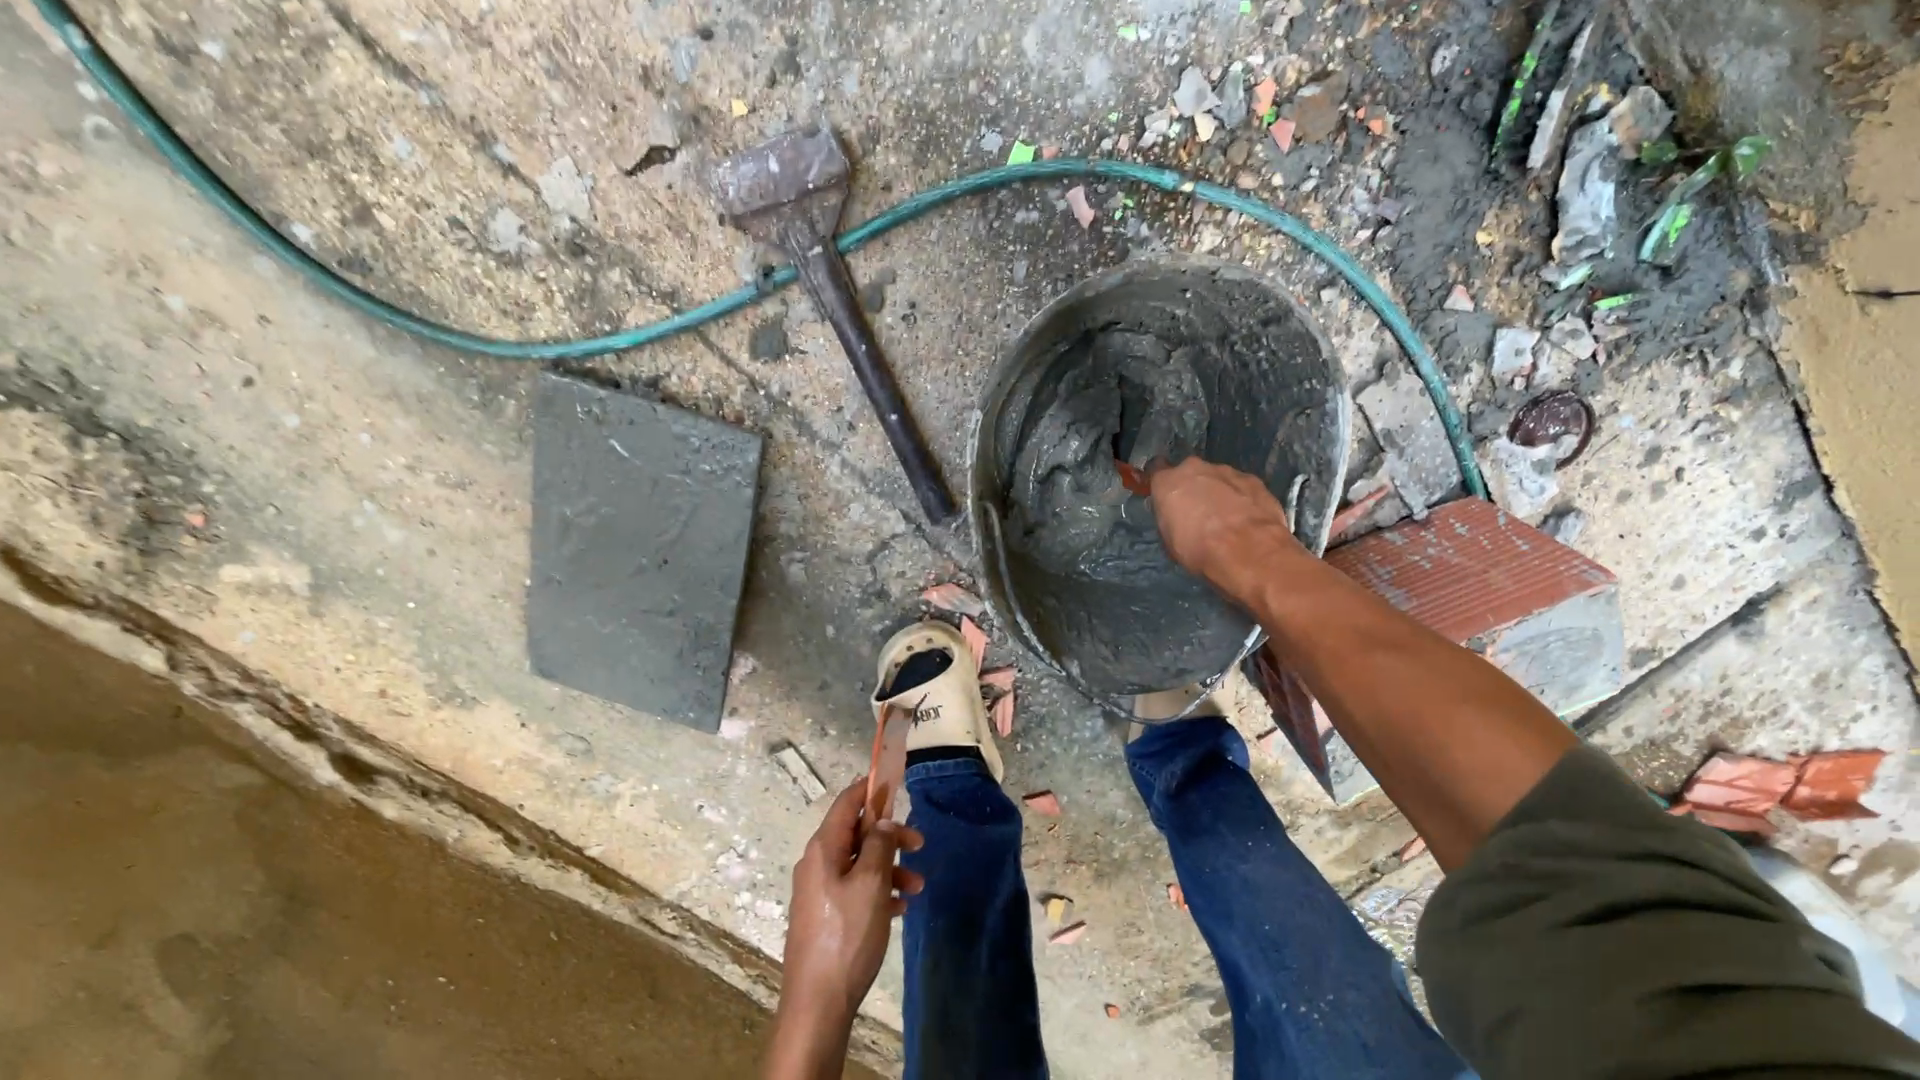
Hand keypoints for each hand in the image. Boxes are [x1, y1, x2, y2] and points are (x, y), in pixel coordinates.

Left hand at [768, 777, 923, 1076]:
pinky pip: (856, 890)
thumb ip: (879, 845)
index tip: (894, 781)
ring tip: (917, 886)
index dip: (869, 789)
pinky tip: (900, 908)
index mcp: (823, 849)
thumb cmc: (847, 935)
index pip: (845, 803)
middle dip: (889, 836)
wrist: (819, 1001)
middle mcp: (817, 864)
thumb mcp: (871, 884)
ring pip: (860, 864)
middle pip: (856, 834)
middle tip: (920, 844)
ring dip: (889, 868)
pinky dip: (879, 891)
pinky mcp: (826, 916)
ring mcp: (820, 891)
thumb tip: (883, 819)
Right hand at [1149, 457, 1306, 595]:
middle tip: (1199, 512)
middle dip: (1193, 488)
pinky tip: (1247, 519)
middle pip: (1190, 473)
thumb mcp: (1171, 540)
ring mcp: (1227, 471)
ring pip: (1218, 478)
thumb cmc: (1198, 549)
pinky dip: (1242, 498)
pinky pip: (1241, 487)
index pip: (1157, 471)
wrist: (1247, 550)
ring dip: (1219, 493)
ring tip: (1228, 519)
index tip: (1166, 497)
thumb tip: (1176, 517)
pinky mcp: (1254, 480)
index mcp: (1168, 481)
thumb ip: (1171, 518)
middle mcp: (1195, 468)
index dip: (1162, 484)